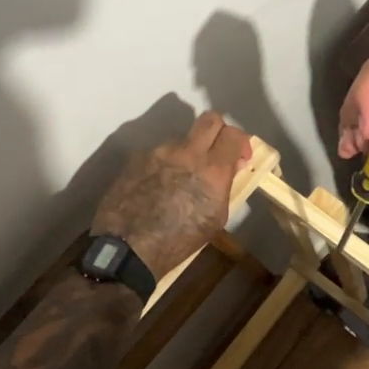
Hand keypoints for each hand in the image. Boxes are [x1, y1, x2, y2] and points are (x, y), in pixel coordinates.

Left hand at [92, 111, 250, 278]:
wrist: (127, 249)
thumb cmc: (179, 241)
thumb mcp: (214, 219)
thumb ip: (224, 185)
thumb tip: (230, 166)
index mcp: (212, 169)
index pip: (234, 134)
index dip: (241, 142)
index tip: (239, 157)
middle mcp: (186, 152)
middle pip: (210, 119)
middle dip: (218, 131)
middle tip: (215, 152)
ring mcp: (158, 152)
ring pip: (180, 139)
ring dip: (186, 152)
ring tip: (179, 178)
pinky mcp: (135, 158)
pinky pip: (157, 154)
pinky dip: (162, 165)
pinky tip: (155, 187)